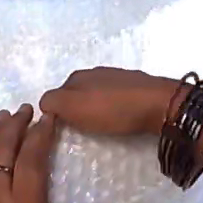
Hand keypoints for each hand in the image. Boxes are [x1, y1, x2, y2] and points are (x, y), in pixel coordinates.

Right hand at [38, 67, 178, 137]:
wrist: (159, 104)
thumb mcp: (73, 106)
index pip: (55, 95)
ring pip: (96, 96)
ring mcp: (117, 78)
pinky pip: (115, 99)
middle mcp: (95, 72)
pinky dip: (113, 109)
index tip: (64, 130)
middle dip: (76, 110)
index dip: (57, 113)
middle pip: (76, 95)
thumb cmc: (113, 109)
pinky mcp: (136, 87)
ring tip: (101, 126)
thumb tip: (43, 103)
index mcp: (77, 76)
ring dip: (95, 109)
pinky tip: (120, 118)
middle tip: (82, 130)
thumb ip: (53, 102)